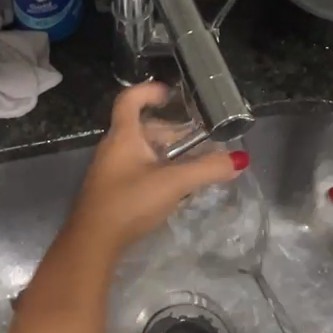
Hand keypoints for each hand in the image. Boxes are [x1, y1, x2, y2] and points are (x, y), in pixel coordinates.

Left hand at [63, 83, 246, 254]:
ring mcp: (109, 169)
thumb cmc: (129, 202)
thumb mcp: (173, 183)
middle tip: (195, 135)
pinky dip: (155, 167)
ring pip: (139, 149)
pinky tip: (172, 186)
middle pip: (140, 126)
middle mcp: (113, 147)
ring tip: (190, 161)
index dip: (148, 90)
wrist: (92, 242)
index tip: (170, 93)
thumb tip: (240, 159)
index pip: (129, 99)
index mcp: (123, 135)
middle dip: (168, 128)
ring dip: (163, 150)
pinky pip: (135, 167)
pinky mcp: (110, 189)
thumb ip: (206, 169)